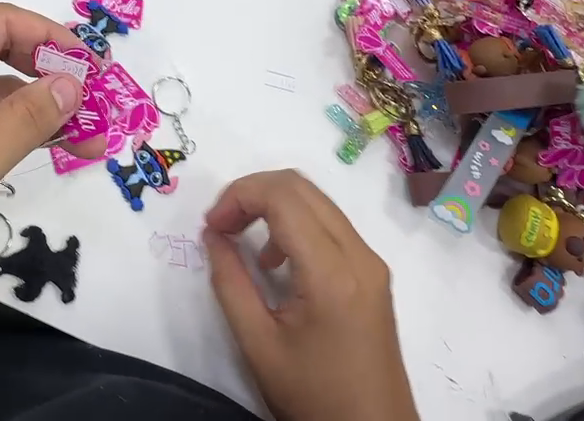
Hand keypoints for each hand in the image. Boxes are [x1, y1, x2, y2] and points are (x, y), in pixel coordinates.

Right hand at [204, 170, 419, 420]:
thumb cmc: (314, 397)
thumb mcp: (258, 345)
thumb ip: (229, 282)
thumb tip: (213, 235)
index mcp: (332, 273)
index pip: (283, 196)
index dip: (239, 196)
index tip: (212, 226)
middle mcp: (359, 255)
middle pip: (300, 186)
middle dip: (252, 192)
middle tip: (222, 224)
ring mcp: (370, 261)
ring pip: (315, 199)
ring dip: (272, 204)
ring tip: (241, 238)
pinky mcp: (371, 272)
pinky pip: (329, 222)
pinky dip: (293, 221)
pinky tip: (275, 260)